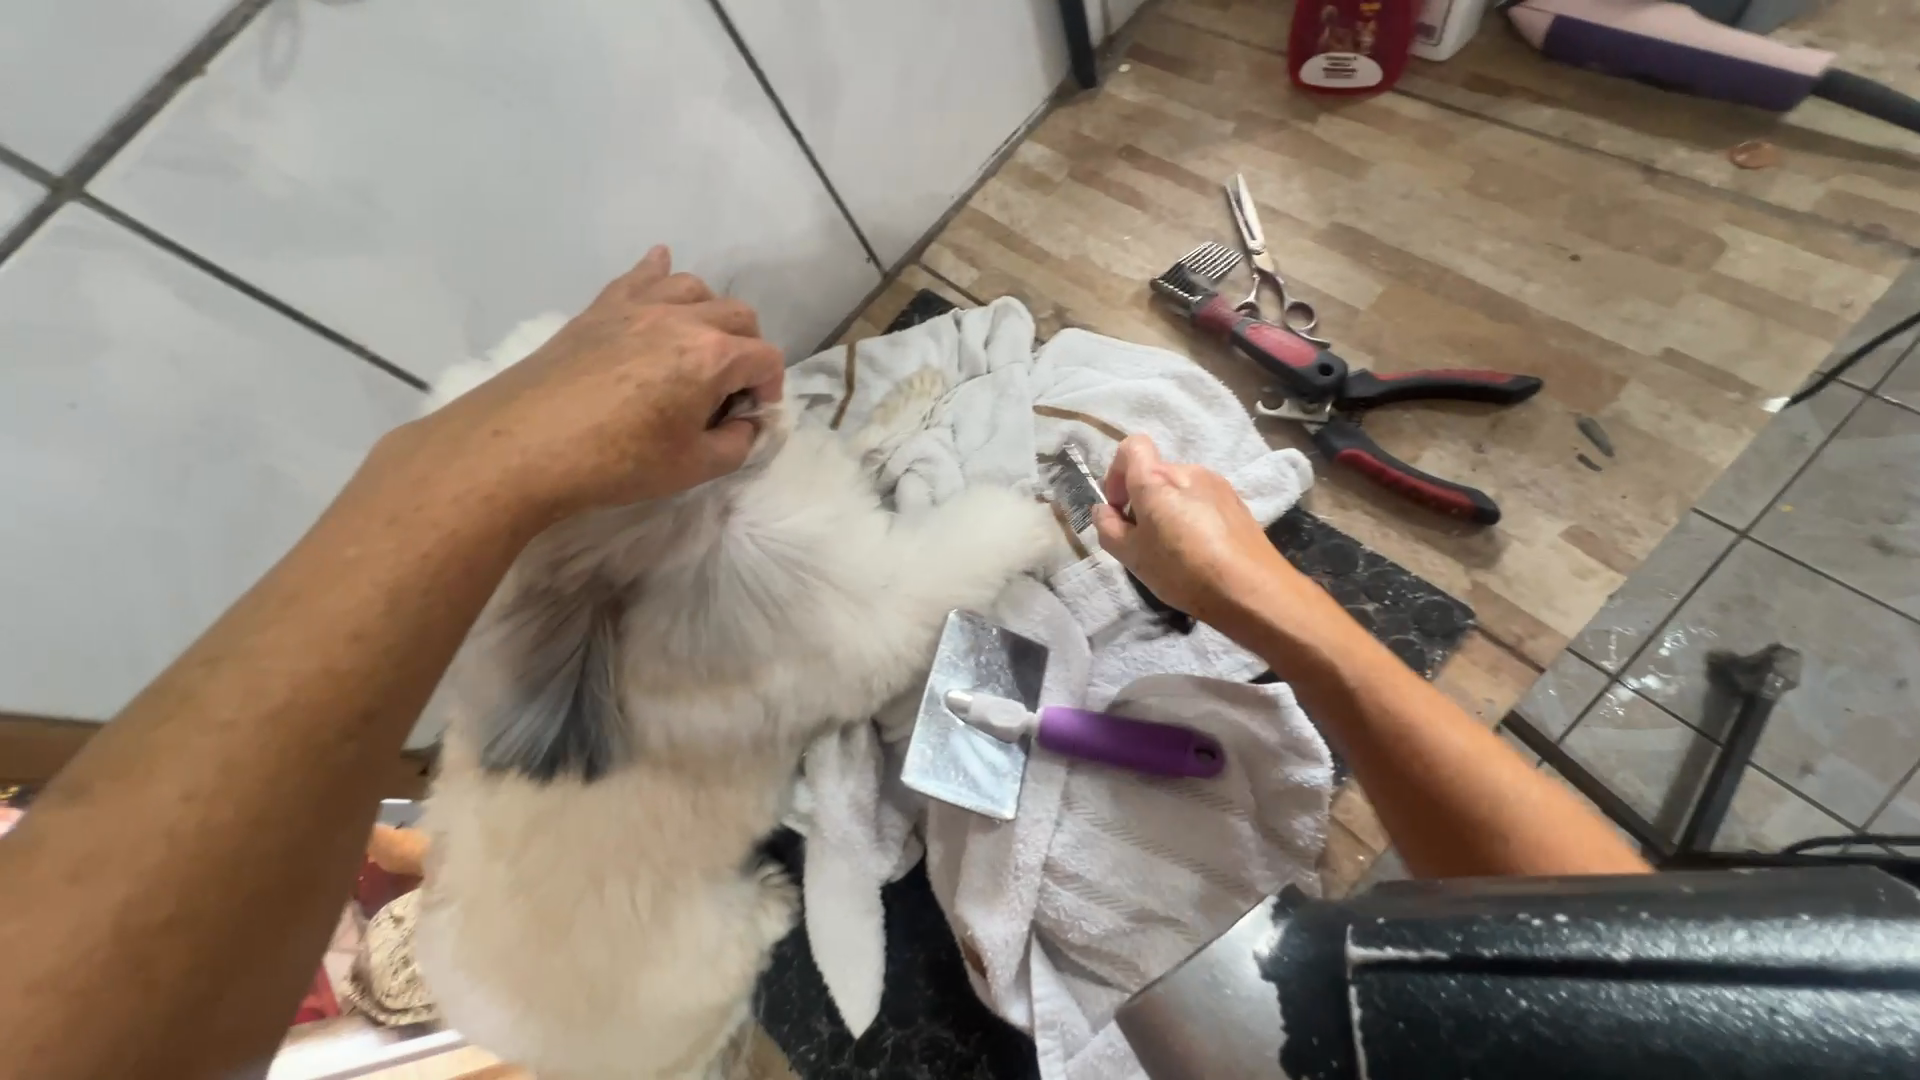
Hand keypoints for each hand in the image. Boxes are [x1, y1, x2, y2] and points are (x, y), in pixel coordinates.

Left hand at [389, 246, 784, 522]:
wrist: (523, 446)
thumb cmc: (619, 461)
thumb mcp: (695, 467)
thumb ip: (738, 443)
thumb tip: (745, 422)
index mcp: (712, 356)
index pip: (766, 358)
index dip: (770, 388)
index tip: (753, 415)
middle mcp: (682, 318)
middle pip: (739, 315)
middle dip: (749, 349)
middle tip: (731, 388)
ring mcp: (637, 307)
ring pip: (694, 287)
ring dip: (711, 312)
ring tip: (701, 345)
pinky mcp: (600, 309)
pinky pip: (638, 275)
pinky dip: (658, 270)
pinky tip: (661, 265)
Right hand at [1092, 435, 1304, 625]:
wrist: (1252, 589)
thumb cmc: (1183, 570)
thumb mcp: (1132, 557)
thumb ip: (1108, 528)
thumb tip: (1104, 510)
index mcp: (1156, 479)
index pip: (1132, 447)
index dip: (1117, 472)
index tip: (1119, 506)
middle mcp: (1187, 471)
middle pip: (1155, 473)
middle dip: (1142, 500)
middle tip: (1143, 540)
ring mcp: (1216, 484)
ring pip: (1179, 488)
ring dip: (1168, 509)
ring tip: (1174, 549)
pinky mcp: (1236, 501)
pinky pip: (1202, 500)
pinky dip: (1192, 516)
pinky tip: (1200, 550)